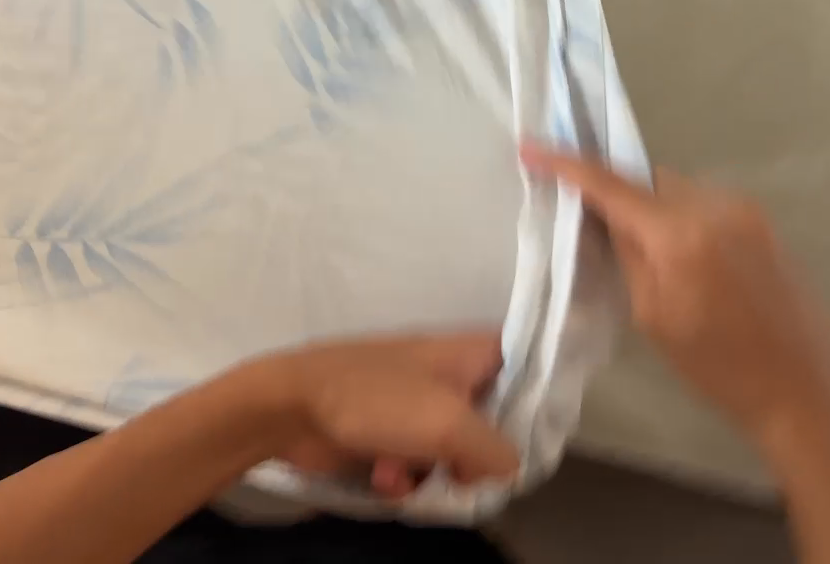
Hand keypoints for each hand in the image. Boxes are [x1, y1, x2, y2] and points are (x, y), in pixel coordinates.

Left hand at [244, 332, 517, 496]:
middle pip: (494, 421)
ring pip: (455, 452)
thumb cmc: (370, 401)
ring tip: (407, 473)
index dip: (539, 392)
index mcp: (459, 352)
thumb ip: (497, 448)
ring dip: (436, 474)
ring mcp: (410, 402)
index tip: (541, 433)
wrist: (288, 408)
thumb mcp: (449, 422)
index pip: (521, 357)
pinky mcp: (384, 430)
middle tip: (466, 470)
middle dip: (481, 457)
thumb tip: (502, 467)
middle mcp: (440, 373)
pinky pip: (418, 464)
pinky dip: (406, 476)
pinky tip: (383, 477)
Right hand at [520, 145, 829, 453]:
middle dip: (609, 187)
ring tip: (628, 239)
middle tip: (580, 211)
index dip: (562, 163)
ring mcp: (745, 214)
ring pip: (668, 187)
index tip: (527, 147)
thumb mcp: (649, 310)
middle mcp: (715, 209)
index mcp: (679, 234)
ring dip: (642, 202)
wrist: (810, 397)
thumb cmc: (717, 365)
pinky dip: (670, 213)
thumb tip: (599, 212)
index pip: (607, 183)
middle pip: (641, 177)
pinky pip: (696, 201)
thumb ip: (623, 250)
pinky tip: (667, 248)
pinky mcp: (762, 226)